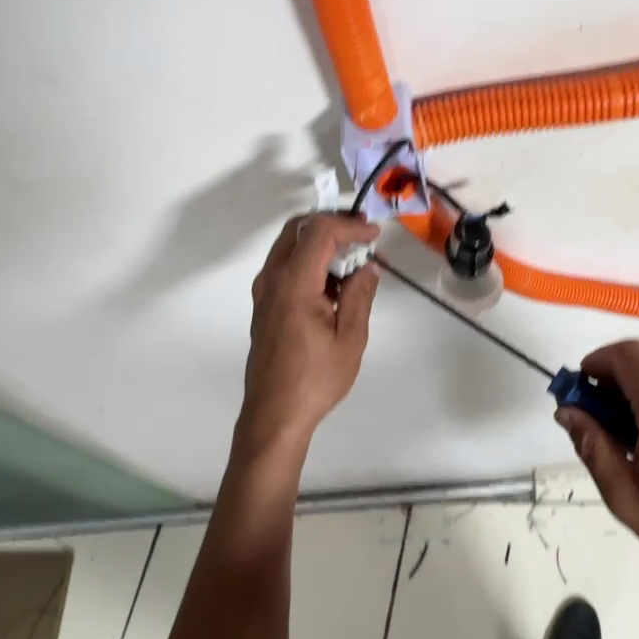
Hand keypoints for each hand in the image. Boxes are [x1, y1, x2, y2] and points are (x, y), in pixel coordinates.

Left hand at [237, 213, 380, 460]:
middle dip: (332, 224)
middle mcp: (272, 280)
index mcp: (293, 284)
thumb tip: (367, 267)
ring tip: (353, 259)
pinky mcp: (264, 304)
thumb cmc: (315, 380)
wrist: (274, 414)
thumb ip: (359, 296)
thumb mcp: (349, 339)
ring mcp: (264, 292)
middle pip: (298, 229)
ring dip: (320, 242)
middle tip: (362, 234)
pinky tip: (333, 282)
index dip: (349, 225)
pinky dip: (309, 260)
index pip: (319, 231)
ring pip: (289, 246)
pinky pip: (285, 266)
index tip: (374, 234)